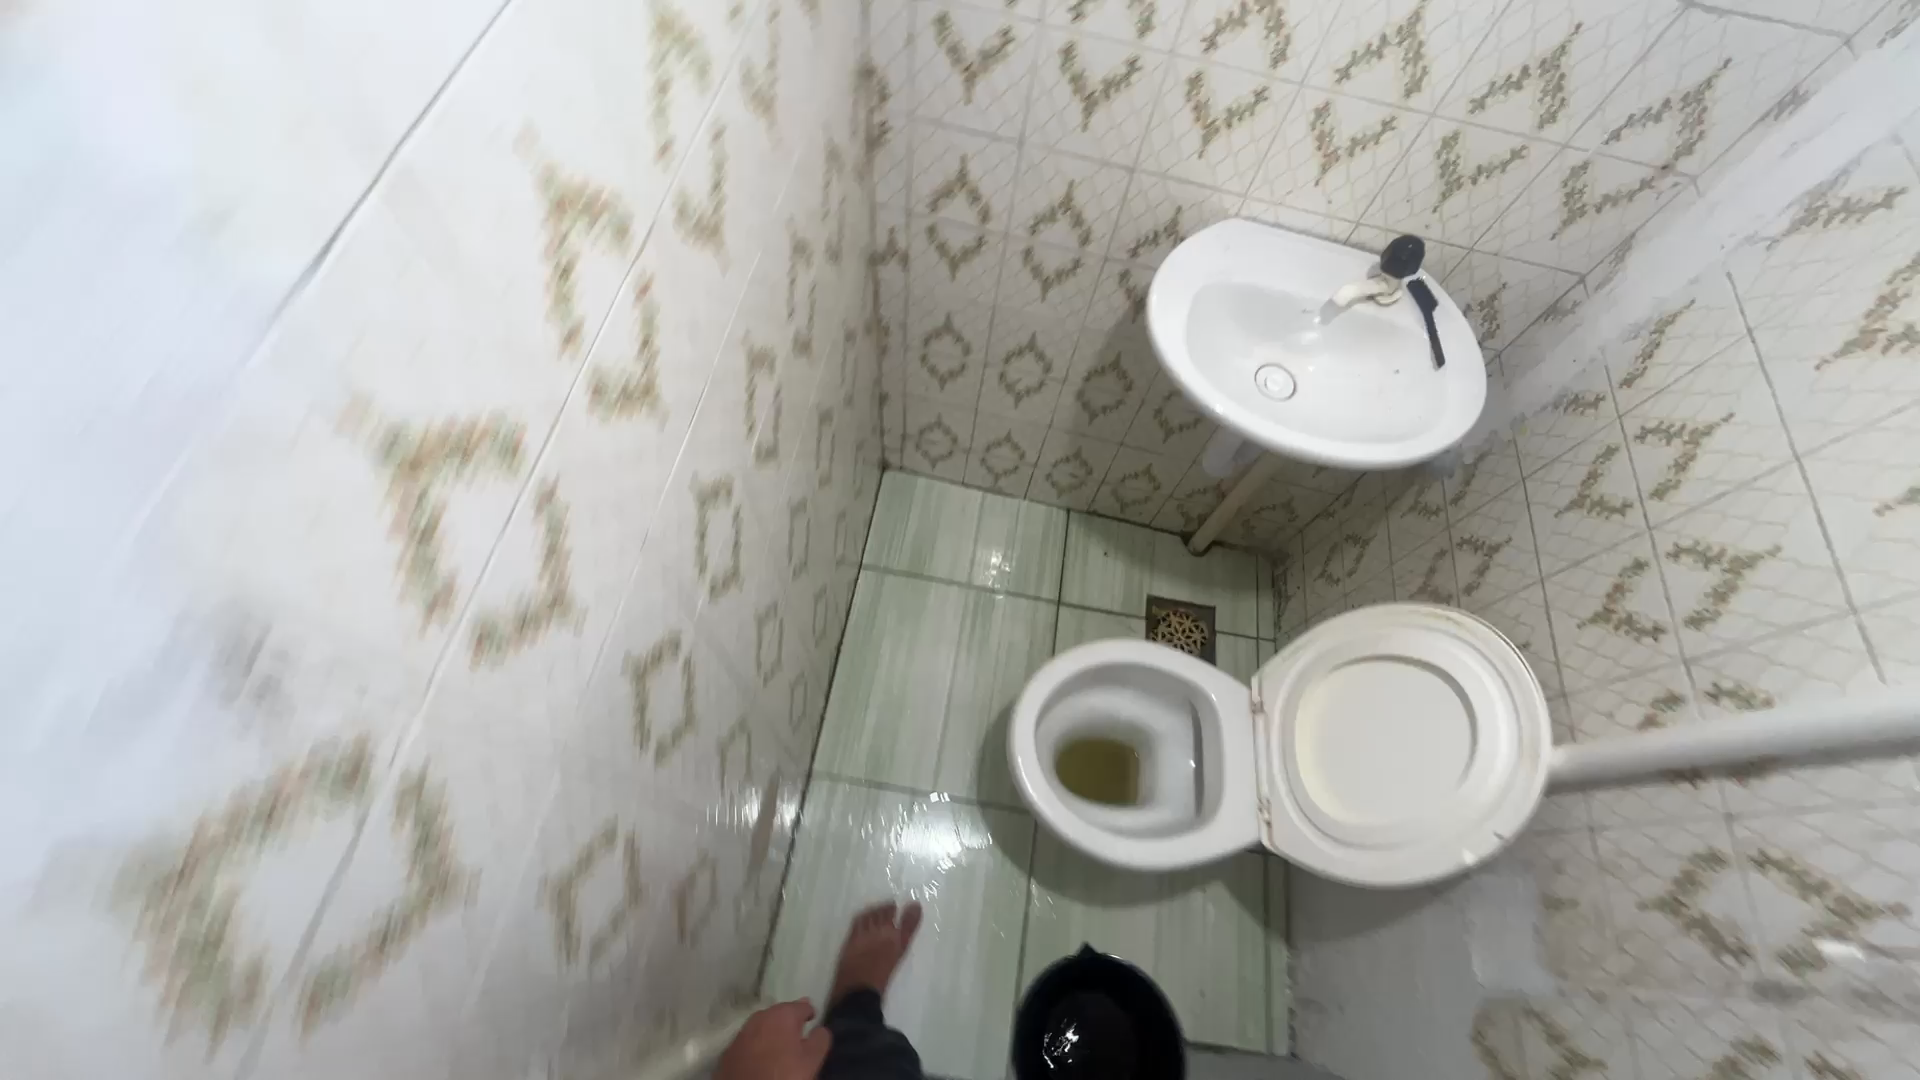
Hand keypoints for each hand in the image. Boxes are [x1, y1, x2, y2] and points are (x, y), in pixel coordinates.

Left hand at [714, 1000, 832, 1079]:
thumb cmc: (783, 1076)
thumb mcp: (811, 1061)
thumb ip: (820, 1039)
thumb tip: (820, 1028)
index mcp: (783, 1013)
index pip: (803, 1005)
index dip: (810, 1014)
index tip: (813, 1022)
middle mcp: (761, 1015)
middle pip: (780, 1014)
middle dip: (788, 1023)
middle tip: (796, 1038)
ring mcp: (742, 1032)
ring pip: (762, 1026)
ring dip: (771, 1033)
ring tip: (778, 1048)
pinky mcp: (729, 1050)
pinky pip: (749, 1042)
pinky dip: (756, 1045)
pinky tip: (760, 1059)